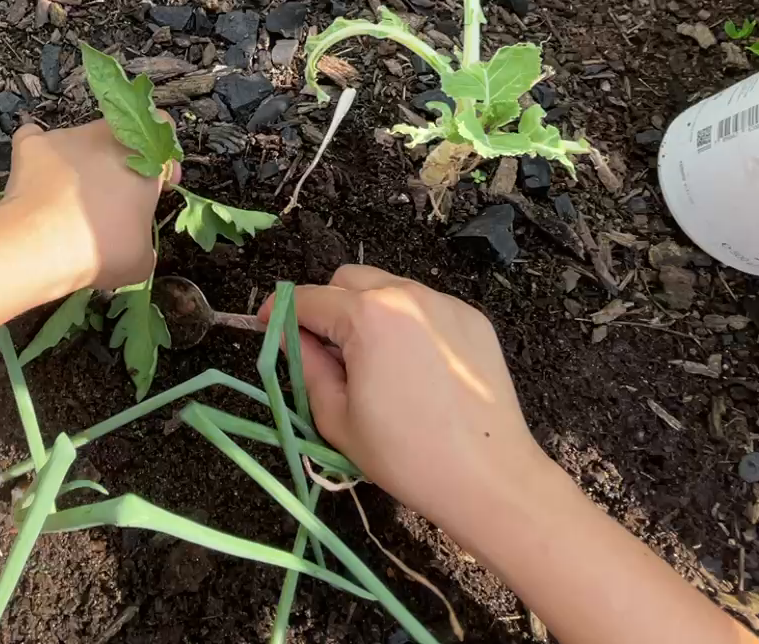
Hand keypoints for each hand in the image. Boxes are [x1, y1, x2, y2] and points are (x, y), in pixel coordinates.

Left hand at [0, 120, 168, 296]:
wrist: (42, 244)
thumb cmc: (101, 250)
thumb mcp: (140, 263)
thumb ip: (145, 245)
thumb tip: (139, 249)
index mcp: (143, 162)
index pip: (163, 143)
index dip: (163, 164)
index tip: (159, 186)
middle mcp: (108, 139)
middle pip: (121, 139)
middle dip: (121, 162)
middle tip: (113, 195)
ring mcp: (68, 136)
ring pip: (80, 141)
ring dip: (80, 161)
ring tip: (67, 198)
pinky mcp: (32, 143)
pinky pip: (36, 140)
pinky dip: (37, 155)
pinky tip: (35, 180)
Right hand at [263, 265, 549, 528]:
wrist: (491, 480)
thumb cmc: (407, 456)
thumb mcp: (337, 417)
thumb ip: (306, 366)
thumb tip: (290, 337)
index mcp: (366, 316)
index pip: (308, 299)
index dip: (280, 311)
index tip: (266, 324)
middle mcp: (404, 295)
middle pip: (346, 279)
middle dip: (327, 305)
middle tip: (327, 349)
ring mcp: (442, 302)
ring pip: (385, 287)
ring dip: (366, 311)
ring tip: (374, 361)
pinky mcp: (470, 317)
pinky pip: (422, 305)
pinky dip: (405, 323)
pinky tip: (414, 366)